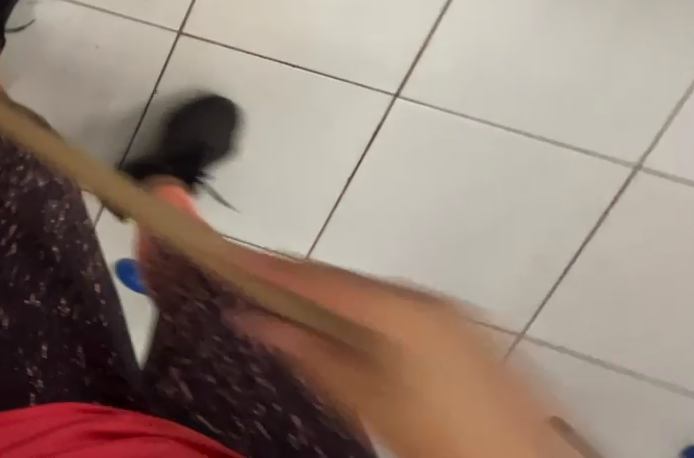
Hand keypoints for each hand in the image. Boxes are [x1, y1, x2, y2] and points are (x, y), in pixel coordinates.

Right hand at [230, 250, 564, 457]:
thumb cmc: (438, 440)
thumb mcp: (361, 400)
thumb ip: (302, 351)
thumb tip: (247, 317)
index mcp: (394, 306)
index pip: (310, 274)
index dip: (261, 264)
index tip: (221, 254)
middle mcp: (424, 298)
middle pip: (342, 280)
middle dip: (297, 285)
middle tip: (252, 287)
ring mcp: (454, 315)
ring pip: (372, 295)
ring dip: (332, 301)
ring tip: (292, 312)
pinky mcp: (472, 336)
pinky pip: (402, 312)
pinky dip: (368, 316)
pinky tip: (350, 335)